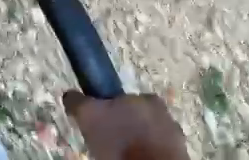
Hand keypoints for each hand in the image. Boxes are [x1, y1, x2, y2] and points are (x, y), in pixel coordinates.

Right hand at [63, 91, 189, 159]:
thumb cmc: (121, 141)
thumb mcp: (87, 115)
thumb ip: (77, 100)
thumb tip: (70, 96)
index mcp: (149, 99)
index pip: (128, 99)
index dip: (113, 109)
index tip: (104, 123)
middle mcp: (168, 116)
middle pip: (139, 119)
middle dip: (126, 128)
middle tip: (110, 141)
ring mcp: (178, 142)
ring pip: (150, 139)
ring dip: (138, 145)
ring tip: (120, 156)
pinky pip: (158, 155)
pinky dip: (146, 158)